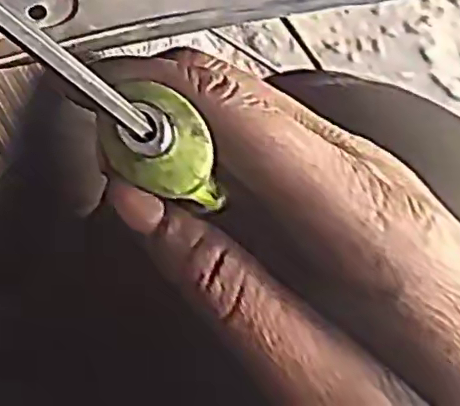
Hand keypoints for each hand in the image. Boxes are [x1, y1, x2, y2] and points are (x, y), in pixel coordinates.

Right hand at [96, 52, 459, 405]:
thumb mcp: (337, 390)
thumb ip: (227, 291)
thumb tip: (139, 207)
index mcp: (367, 208)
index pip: (226, 96)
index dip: (143, 88)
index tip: (93, 115)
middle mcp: (366, 164)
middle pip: (224, 85)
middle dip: (149, 106)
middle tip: (109, 160)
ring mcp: (363, 163)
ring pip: (234, 102)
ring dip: (175, 131)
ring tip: (151, 189)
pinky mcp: (353, 176)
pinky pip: (258, 132)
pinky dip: (208, 149)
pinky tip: (203, 198)